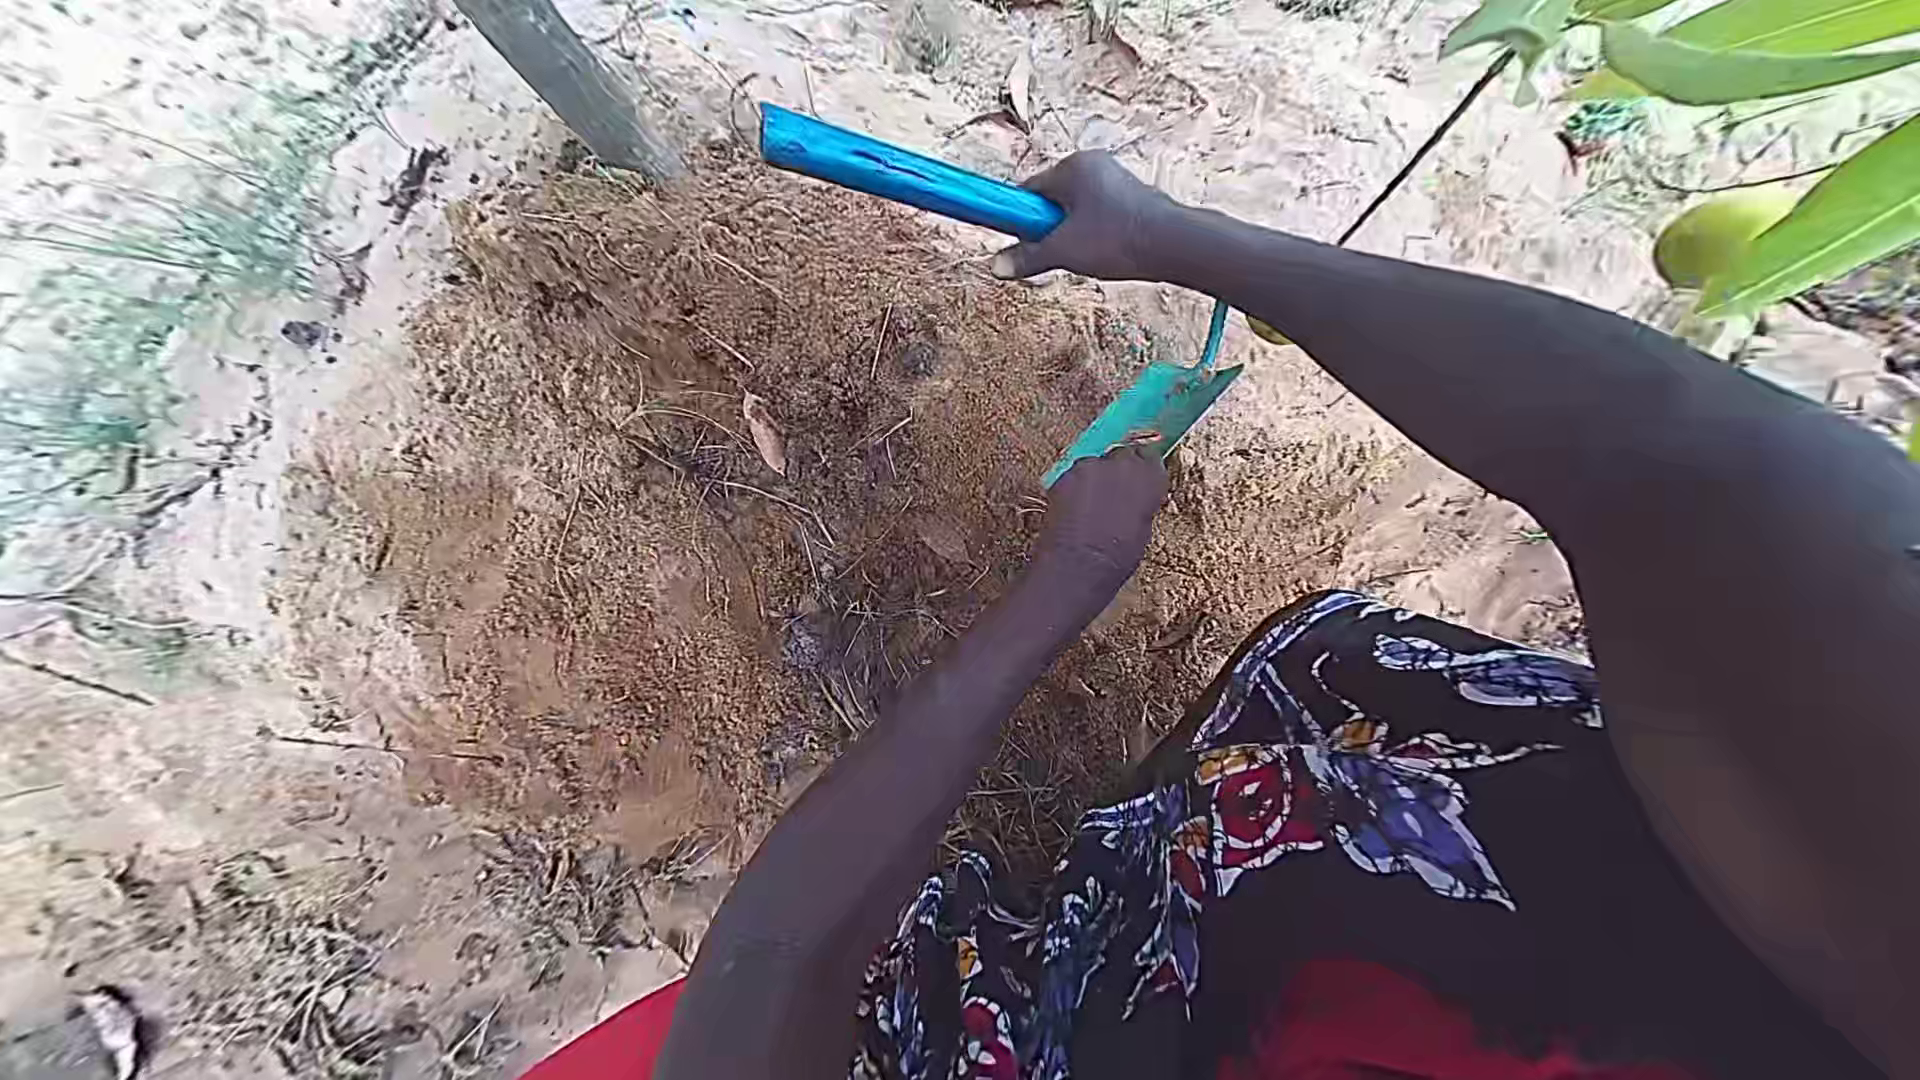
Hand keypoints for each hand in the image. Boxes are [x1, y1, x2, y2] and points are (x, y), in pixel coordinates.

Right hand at [991, 152, 1177, 281]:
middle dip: (1046, 228)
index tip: (1019, 242)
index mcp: (1071, 167)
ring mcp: (1111, 178)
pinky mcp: (1126, 195)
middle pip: (1050, 199)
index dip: (1019, 219)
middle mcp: (1091, 164)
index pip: (1028, 190)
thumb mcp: (1063, 252)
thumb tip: (995, 267)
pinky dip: (1088, 232)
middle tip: (1056, 254)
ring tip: (1083, 254)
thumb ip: (1027, 258)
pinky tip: (1100, 251)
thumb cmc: (1118, 240)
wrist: (1171, 245)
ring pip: (1072, 208)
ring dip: (1068, 233)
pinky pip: (1092, 212)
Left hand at [1033, 446, 1167, 590]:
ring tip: (1089, 505)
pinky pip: (1072, 477)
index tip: (1136, 481)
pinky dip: (1073, 488)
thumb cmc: (1117, 557)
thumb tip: (1133, 500)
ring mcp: (1090, 467)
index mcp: (1149, 476)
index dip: (1140, 470)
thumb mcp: (1143, 527)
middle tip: (1110, 494)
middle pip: (1120, 455)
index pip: (1148, 458)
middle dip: (1116, 471)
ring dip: (1093, 479)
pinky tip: (1072, 509)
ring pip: (1093, 464)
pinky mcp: (1063, 476)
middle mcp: (1121, 464)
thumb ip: (1140, 502)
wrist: (1079, 564)